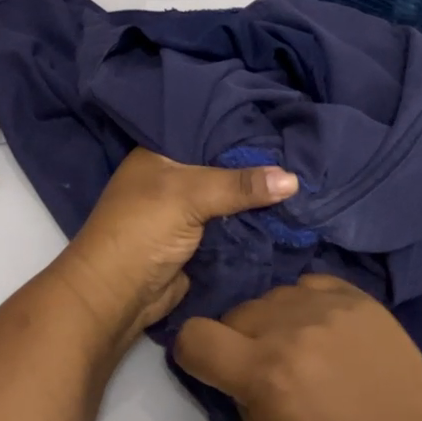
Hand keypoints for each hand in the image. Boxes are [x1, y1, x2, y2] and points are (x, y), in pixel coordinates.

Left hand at [52, 148, 297, 348]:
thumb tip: (294, 179)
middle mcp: (171, 176)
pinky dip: (253, 222)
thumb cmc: (142, 228)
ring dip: (257, 196)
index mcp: (160, 152)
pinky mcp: (195, 239)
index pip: (206, 129)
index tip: (282, 125)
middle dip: (256, 166)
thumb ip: (239, 185)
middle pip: (221, 165)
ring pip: (229, 197)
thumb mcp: (190, 195)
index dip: (241, 128)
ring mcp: (184, 209)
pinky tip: (287, 212)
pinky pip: (231, 224)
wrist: (117, 294)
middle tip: (301, 155)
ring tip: (304, 181)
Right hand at [174, 275, 421, 420]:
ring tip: (300, 352)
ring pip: (273, 296)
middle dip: (236, 341)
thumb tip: (239, 377)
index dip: (192, 355)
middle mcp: (292, 328)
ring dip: (273, 322)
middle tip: (263, 372)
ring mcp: (331, 308)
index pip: (194, 336)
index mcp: (265, 374)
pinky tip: (326, 334)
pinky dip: (307, 307)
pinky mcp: (362, 300)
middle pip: (234, 312)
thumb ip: (246, 407)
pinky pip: (311, 285)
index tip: (206, 368)